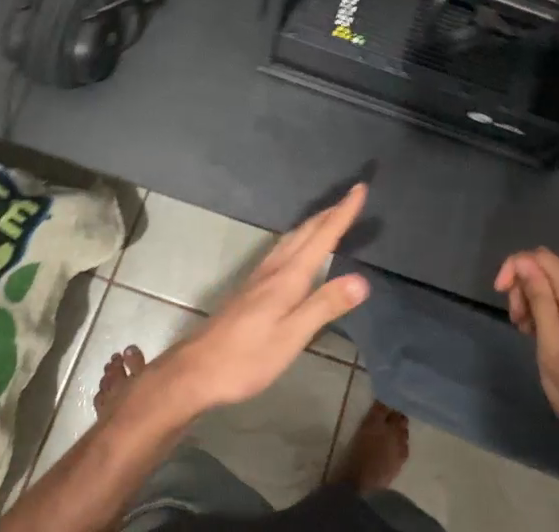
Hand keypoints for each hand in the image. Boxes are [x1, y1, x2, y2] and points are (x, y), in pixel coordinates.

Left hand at [157, 184, 370, 413]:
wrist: (196, 370)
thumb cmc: (247, 358)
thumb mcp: (291, 337)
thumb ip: (324, 306)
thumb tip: (361, 280)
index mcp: (287, 278)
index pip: (321, 238)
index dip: (342, 213)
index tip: (360, 189)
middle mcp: (273, 270)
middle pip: (305, 232)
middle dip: (330, 213)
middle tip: (351, 196)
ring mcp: (259, 278)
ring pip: (291, 239)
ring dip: (313, 224)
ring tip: (329, 215)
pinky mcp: (250, 289)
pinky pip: (281, 250)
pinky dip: (298, 239)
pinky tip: (295, 248)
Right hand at [496, 247, 558, 451]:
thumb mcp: (551, 349)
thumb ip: (539, 302)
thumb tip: (523, 263)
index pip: (543, 258)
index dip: (516, 267)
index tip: (499, 293)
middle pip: (549, 268)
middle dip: (524, 284)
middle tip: (516, 320)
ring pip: (556, 283)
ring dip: (533, 298)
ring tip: (525, 330)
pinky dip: (547, 308)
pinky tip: (539, 333)